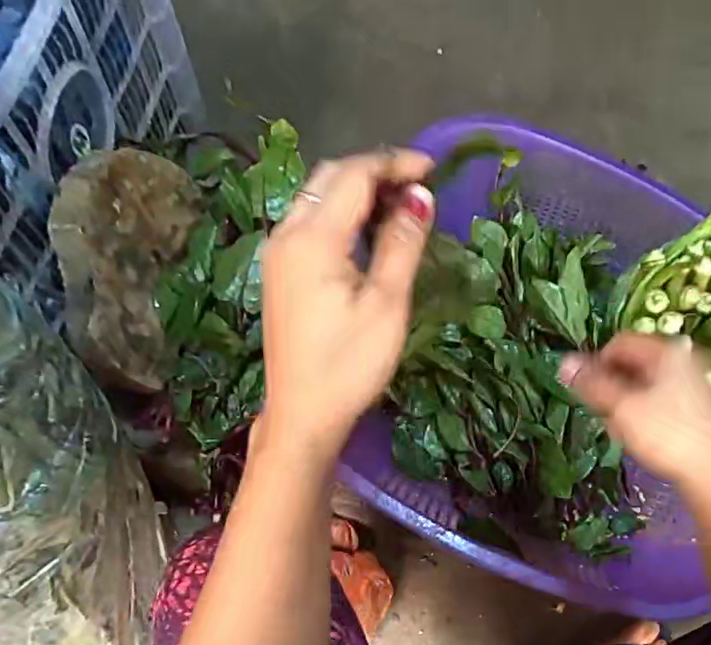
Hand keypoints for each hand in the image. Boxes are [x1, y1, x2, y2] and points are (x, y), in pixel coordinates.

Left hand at [256, 148, 435, 453]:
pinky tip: (367, 236)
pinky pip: (310, 224)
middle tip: (417, 187)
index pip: (354, 176)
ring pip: (317, 199)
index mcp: (313, 240)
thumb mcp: (387, 307)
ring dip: (356, 192)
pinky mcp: (280, 274)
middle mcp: (286, 235)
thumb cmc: (350, 365)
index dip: (394, 164)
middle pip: (330, 179)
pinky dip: (341, 216)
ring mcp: (278, 255)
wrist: (304, 413)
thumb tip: (420, 196)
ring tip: (398, 208)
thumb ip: (402, 246)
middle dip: (374, 172)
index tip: (432, 168)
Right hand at [560, 334, 710, 490]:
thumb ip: (592, 384)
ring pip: (646, 385)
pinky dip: (646, 414)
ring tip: (624, 431)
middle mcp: (683, 359)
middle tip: (606, 415)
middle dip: (613, 388)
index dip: (597, 363)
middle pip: (634, 364)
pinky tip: (644, 437)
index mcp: (666, 352)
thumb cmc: (665, 435)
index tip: (589, 391)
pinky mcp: (698, 407)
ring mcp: (694, 383)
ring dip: (627, 404)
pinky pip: (662, 400)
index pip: (620, 342)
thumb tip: (564, 362)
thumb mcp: (621, 408)